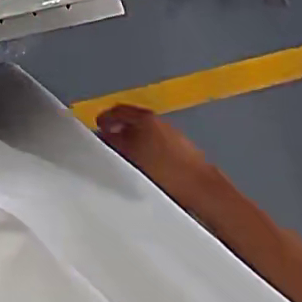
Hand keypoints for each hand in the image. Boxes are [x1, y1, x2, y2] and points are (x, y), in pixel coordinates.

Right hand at [96, 105, 221, 207]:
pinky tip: (147, 168)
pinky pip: (158, 147)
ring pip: (146, 135)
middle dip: (119, 130)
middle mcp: (159, 123)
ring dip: (134, 143)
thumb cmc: (163, 170)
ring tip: (126, 159)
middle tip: (109, 143)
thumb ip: (114, 142)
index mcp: (145, 118)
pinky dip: (148, 152)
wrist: (204, 191)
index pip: (118, 111)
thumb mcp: (130, 155)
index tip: (98, 127)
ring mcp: (173, 137)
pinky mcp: (184, 153)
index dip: (106, 118)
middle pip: (132, 121)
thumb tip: (105, 135)